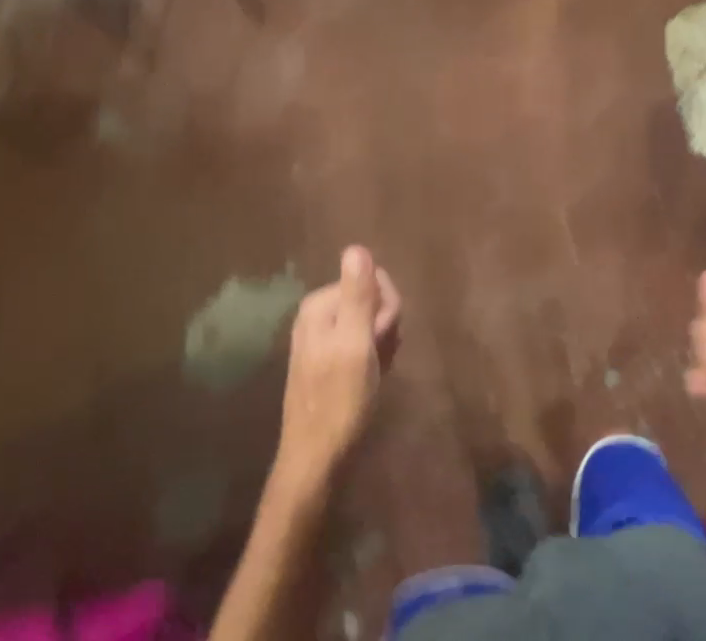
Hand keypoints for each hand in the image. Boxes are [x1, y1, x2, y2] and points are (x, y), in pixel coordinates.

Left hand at [273, 246, 401, 493]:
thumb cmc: (340, 400)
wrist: (318, 458)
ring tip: (376, 374)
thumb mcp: (355, 344)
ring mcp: (324, 340)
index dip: (387, 310)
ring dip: (384, 347)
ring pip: (373, 326)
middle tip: (378, 360)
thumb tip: (356, 247)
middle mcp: (318, 316)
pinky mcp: (331, 362)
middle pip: (373, 301)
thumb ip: (358, 295)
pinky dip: (376, 360)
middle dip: (386, 328)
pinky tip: (373, 381)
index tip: (381, 340)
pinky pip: (365, 346)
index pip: (373, 281)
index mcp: (320, 305)